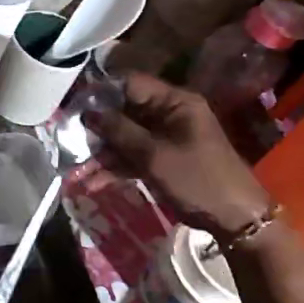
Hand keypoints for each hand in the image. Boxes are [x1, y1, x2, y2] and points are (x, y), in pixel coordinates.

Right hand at [84, 73, 276, 237]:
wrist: (233, 218)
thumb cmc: (197, 178)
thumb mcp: (154, 155)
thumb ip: (120, 131)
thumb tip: (89, 112)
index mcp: (175, 102)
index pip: (131, 84)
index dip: (101, 92)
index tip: (74, 106)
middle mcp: (169, 114)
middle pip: (124, 112)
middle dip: (97, 128)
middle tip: (69, 141)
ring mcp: (166, 138)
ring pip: (125, 137)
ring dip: (102, 153)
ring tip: (77, 169)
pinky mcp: (163, 160)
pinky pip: (133, 157)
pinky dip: (115, 168)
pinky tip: (93, 183)